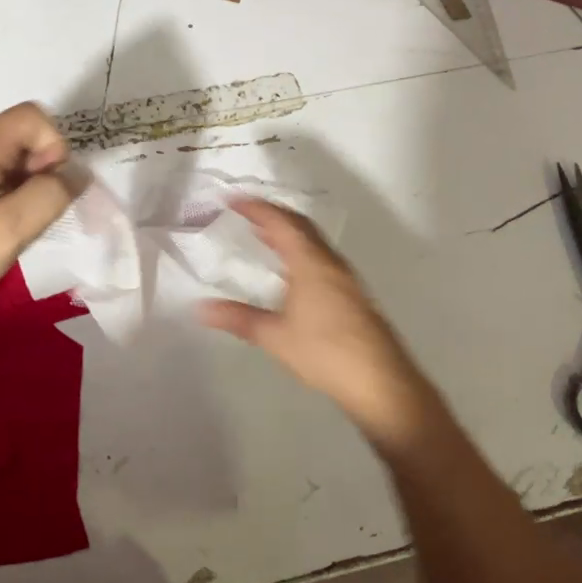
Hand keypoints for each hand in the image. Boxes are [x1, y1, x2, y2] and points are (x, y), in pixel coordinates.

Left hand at [0, 103, 84, 336]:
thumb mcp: (8, 229)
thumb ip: (48, 197)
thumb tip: (77, 174)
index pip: (32, 116)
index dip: (55, 145)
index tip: (51, 188)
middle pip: (20, 139)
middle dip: (44, 171)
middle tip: (38, 216)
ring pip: (6, 166)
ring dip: (25, 191)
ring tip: (19, 230)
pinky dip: (5, 203)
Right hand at [198, 198, 428, 441]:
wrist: (380, 382)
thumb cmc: (325, 353)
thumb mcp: (275, 337)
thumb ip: (239, 318)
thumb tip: (201, 308)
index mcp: (312, 264)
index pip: (283, 224)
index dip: (258, 208)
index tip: (233, 200)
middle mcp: (331, 264)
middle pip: (302, 227)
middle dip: (273, 216)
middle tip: (246, 213)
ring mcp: (346, 280)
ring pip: (314, 243)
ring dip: (288, 234)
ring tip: (263, 237)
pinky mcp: (353, 296)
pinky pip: (321, 259)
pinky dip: (300, 252)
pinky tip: (289, 272)